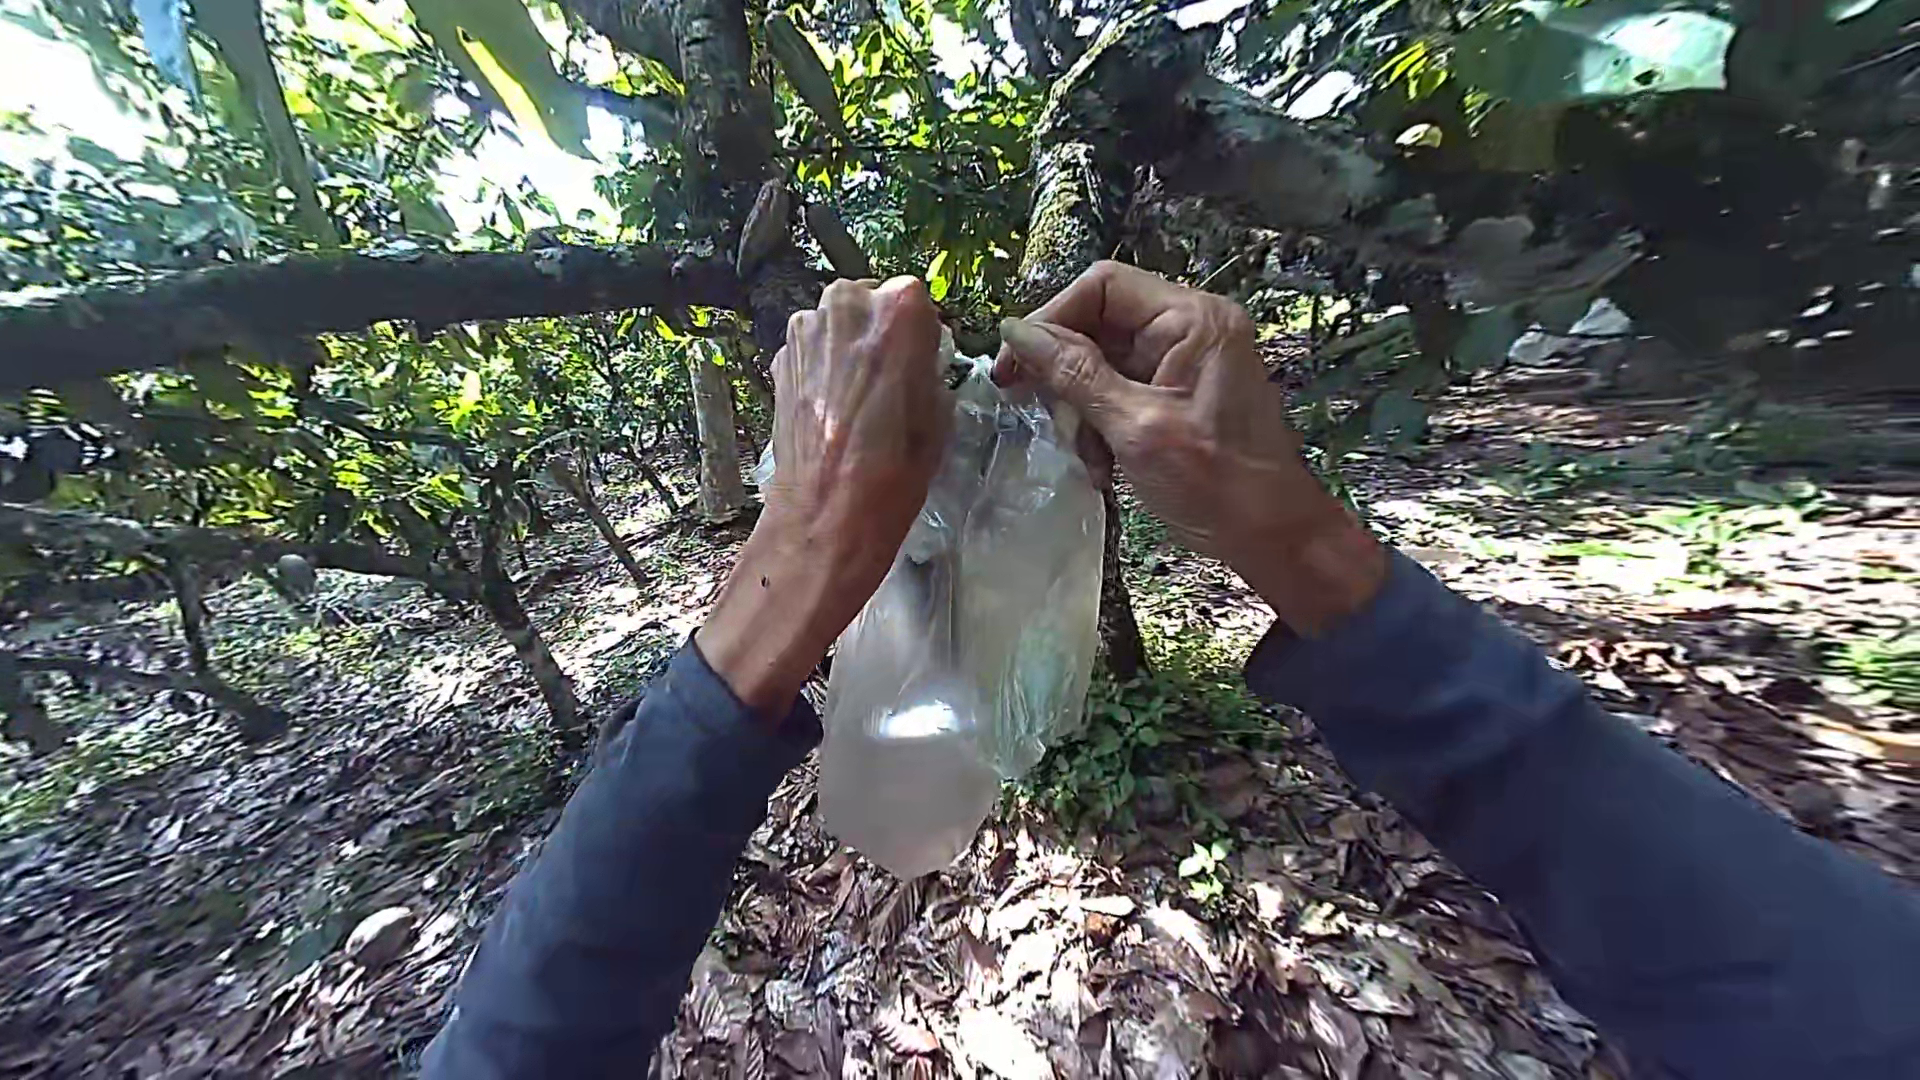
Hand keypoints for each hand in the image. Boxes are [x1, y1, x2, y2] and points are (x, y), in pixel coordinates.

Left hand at [698, 277, 948, 713]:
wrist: (822, 522)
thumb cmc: (893, 480)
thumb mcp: (938, 420)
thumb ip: (929, 369)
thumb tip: (916, 357)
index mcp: (895, 318)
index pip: (916, 299)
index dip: (922, 335)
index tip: (922, 367)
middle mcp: (842, 309)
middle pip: (872, 302)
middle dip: (884, 333)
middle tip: (891, 385)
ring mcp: (802, 333)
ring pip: (839, 323)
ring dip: (852, 348)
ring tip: (858, 401)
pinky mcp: (777, 361)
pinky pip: (812, 348)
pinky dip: (825, 367)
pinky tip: (832, 409)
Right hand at [995, 261, 1384, 635]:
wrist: (1270, 537)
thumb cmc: (1213, 484)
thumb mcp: (1135, 427)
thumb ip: (1075, 375)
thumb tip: (1015, 333)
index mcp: (1190, 320)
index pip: (1103, 287)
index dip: (1050, 320)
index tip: (1013, 366)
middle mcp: (1186, 329)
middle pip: (1098, 325)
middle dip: (1061, 371)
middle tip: (1026, 405)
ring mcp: (1180, 364)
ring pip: (1100, 364)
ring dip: (1078, 409)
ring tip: (1081, 454)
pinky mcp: (1172, 396)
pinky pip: (1116, 394)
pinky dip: (1098, 426)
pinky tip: (1099, 465)